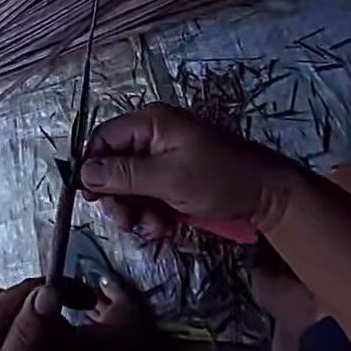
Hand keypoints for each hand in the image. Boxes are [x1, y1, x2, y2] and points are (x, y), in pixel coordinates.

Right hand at [78, 102, 305, 242]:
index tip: (92, 198)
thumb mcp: (167, 178)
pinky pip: (148, 195)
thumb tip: (83, 172)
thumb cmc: (217, 179)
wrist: (267, 197)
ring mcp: (164, 158)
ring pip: (130, 184)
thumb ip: (123, 174)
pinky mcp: (173, 178)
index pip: (104, 138)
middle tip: (124, 222)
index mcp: (150, 123)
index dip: (93, 167)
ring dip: (135, 209)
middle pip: (114, 164)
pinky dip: (151, 213)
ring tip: (151, 228)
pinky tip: (162, 227)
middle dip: (117, 196)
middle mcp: (153, 136)